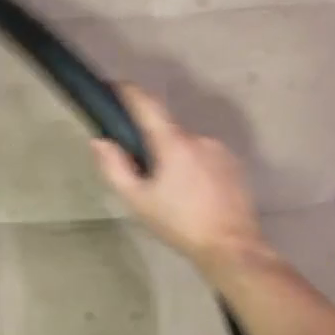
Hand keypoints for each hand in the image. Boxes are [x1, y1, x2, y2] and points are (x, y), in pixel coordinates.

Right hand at [91, 85, 267, 278]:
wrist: (231, 246)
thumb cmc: (180, 225)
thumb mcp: (139, 202)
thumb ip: (115, 168)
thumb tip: (100, 141)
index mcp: (173, 143)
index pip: (147, 104)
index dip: (128, 92)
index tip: (114, 88)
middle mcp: (199, 137)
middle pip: (168, 131)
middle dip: (154, 146)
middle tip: (145, 176)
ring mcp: (220, 149)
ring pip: (188, 147)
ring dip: (176, 160)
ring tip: (174, 194)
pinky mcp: (234, 164)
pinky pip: (206, 158)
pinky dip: (195, 169)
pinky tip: (194, 196)